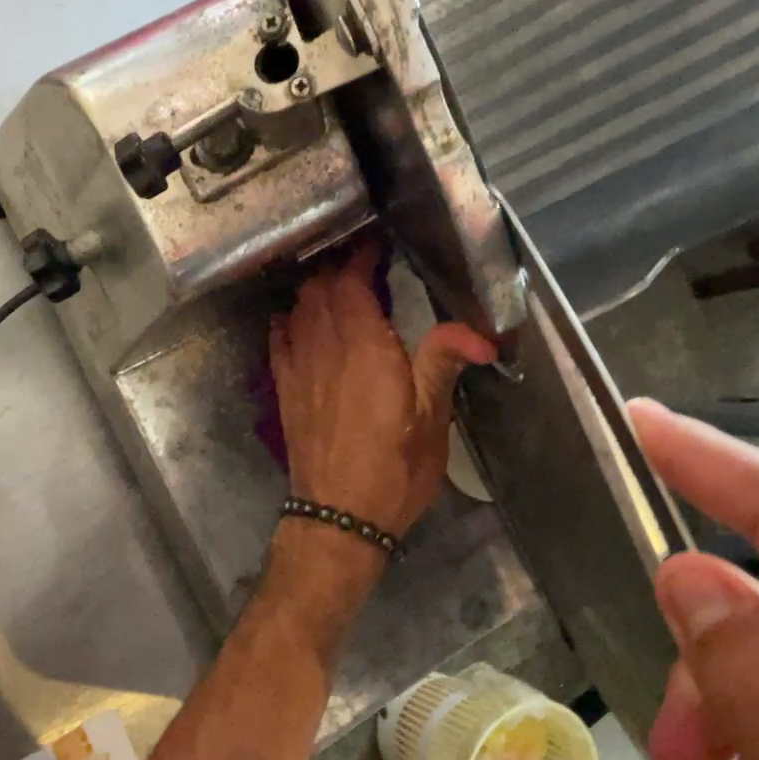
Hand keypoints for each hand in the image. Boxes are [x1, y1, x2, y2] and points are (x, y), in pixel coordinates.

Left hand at [269, 243, 495, 536]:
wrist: (337, 514)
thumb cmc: (393, 468)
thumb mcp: (431, 419)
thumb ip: (444, 363)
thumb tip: (479, 333)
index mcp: (364, 346)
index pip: (352, 282)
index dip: (361, 258)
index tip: (377, 245)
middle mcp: (324, 347)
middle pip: (320, 289)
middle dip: (339, 269)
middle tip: (363, 265)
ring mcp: (298, 367)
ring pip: (297, 309)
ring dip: (314, 291)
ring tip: (335, 287)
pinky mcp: (284, 389)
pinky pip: (278, 339)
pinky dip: (288, 320)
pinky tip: (297, 320)